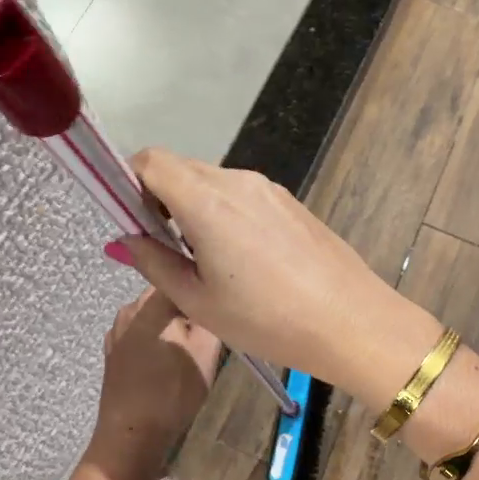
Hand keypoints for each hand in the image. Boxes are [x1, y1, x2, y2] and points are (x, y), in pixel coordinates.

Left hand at [86, 289, 221, 470]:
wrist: (132, 433)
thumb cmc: (173, 390)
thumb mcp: (207, 351)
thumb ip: (211, 315)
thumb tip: (210, 296)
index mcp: (153, 302)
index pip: (182, 274)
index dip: (202, 286)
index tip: (216, 304)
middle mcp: (130, 308)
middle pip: (167, 293)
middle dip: (186, 306)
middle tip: (207, 330)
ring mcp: (117, 330)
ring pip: (153, 314)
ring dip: (170, 323)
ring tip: (188, 347)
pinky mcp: (112, 350)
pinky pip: (140, 332)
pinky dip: (154, 338)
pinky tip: (164, 360)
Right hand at [113, 149, 440, 402]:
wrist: (349, 319)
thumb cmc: (267, 318)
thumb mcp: (198, 301)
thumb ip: (154, 262)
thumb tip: (128, 238)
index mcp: (206, 201)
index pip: (151, 160)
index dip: (131, 181)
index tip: (134, 220)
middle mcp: (236, 181)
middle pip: (180, 168)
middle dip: (161, 198)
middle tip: (166, 247)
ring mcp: (268, 188)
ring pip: (212, 181)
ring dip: (194, 207)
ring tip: (207, 260)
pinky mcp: (289, 200)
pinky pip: (242, 194)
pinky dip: (224, 213)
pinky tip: (243, 259)